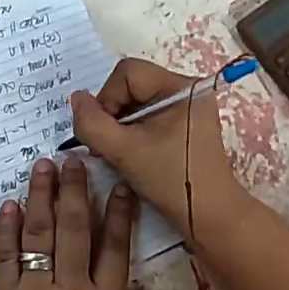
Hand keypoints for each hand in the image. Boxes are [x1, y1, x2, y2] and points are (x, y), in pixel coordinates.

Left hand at [0, 157, 195, 289]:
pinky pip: (5, 256)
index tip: (119, 186)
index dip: (119, 215)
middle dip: (75, 190)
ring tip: (42, 166)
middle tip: (74, 158)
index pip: (115, 249)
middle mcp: (71, 289)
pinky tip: (8, 206)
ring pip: (40, 233)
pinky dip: (6, 230)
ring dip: (41, 196)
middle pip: (75, 228)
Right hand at [67, 58, 248, 235]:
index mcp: (181, 87)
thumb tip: (76, 98)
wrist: (211, 216)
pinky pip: (149, 113)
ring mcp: (188, 106)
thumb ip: (92, 123)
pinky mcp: (186, 122)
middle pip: (131, 84)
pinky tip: (130, 152)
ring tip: (117, 150)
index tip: (104, 132)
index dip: (106, 98)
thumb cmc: (171, 180)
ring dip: (120, 123)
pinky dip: (133, 129)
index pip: (127, 73)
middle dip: (112, 112)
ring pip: (137, 100)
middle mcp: (188, 88)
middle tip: (106, 144)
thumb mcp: (123, 151)